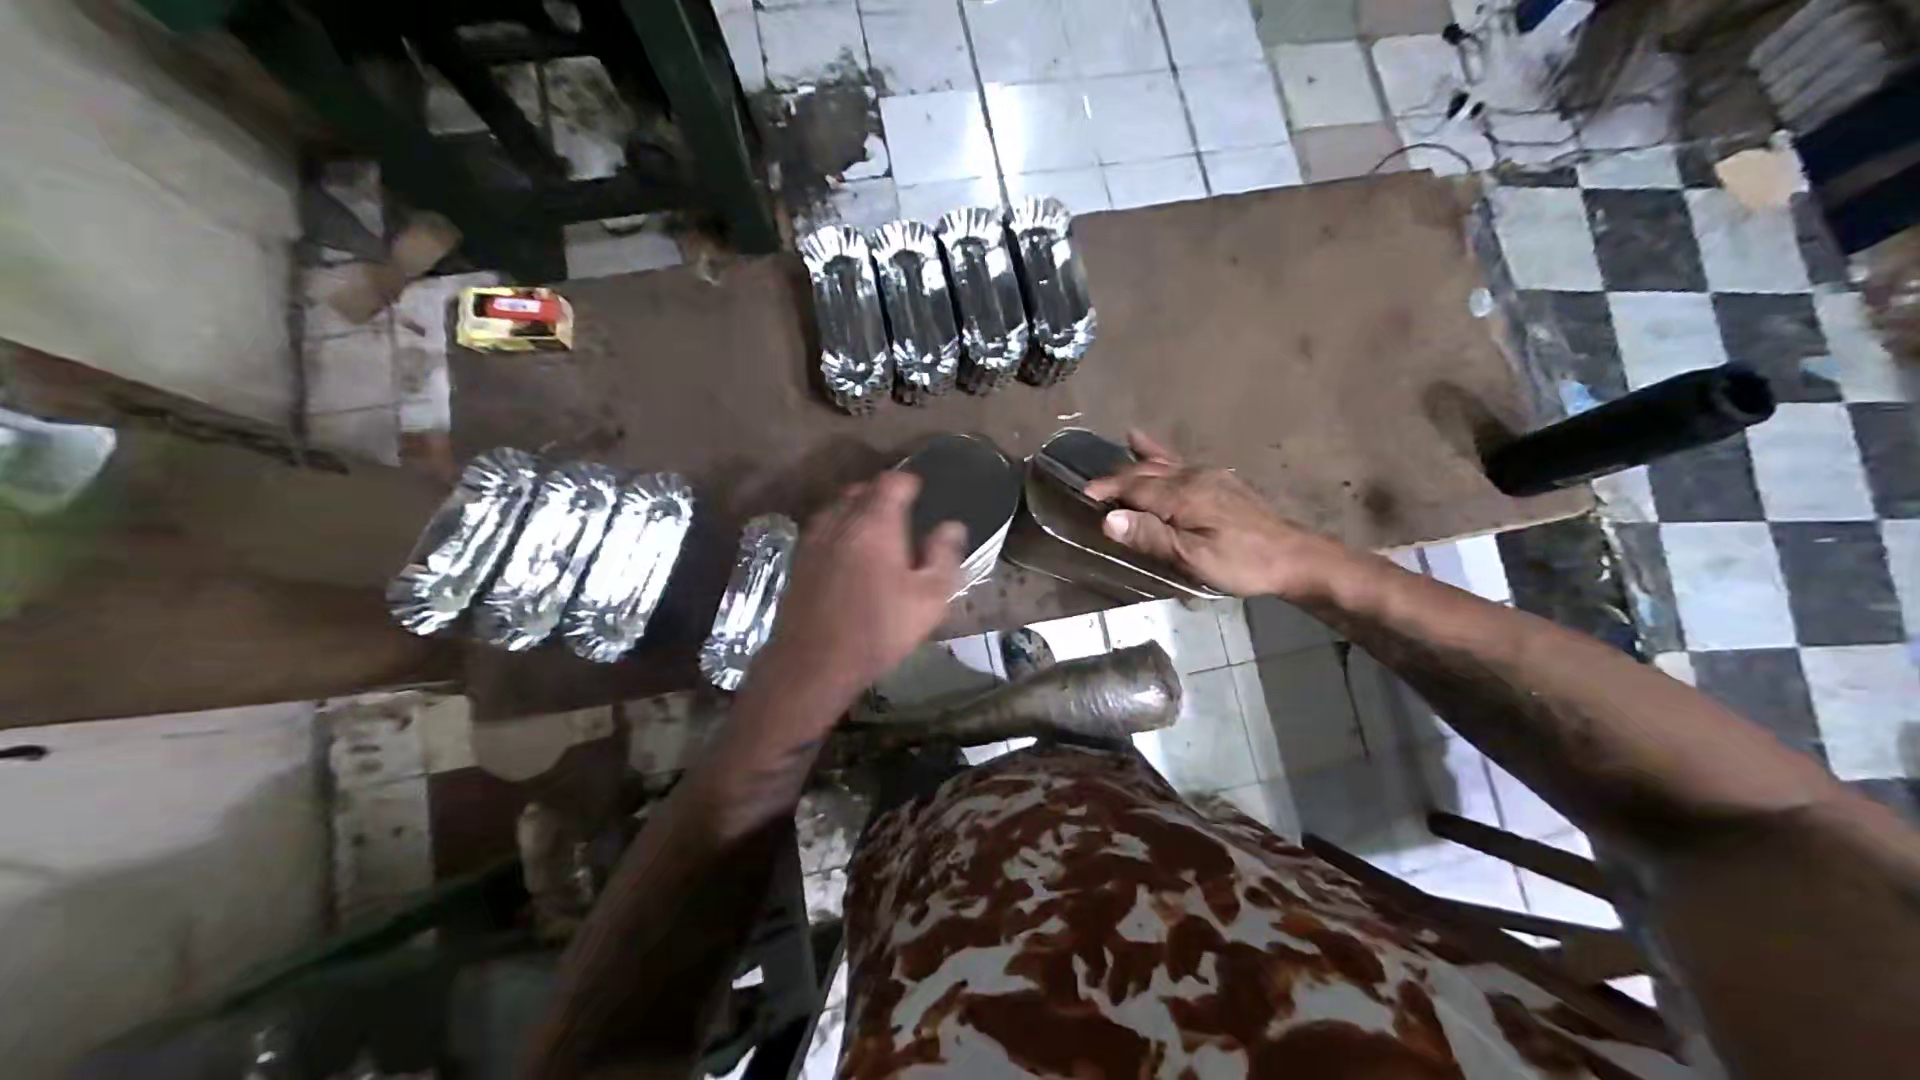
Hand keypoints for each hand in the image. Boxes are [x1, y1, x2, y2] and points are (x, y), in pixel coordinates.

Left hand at [752, 471, 965, 699]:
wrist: (814, 663)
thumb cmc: (879, 630)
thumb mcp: (929, 599)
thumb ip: (943, 556)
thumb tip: (952, 526)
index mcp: (876, 524)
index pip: (892, 483)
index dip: (909, 482)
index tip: (921, 492)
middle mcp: (841, 521)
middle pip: (861, 489)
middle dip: (882, 494)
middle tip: (902, 512)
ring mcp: (815, 539)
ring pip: (837, 507)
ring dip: (857, 509)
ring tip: (874, 529)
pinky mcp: (798, 560)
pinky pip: (821, 528)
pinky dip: (838, 528)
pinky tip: (847, 552)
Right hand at [1082, 431, 1357, 600]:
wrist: (1295, 557)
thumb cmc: (1242, 563)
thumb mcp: (1193, 557)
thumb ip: (1151, 536)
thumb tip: (1110, 518)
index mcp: (1183, 496)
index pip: (1135, 487)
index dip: (1109, 490)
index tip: (1085, 493)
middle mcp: (1194, 477)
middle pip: (1148, 471)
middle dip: (1120, 475)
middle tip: (1096, 484)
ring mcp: (1211, 477)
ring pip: (1166, 463)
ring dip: (1142, 459)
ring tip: (1126, 441)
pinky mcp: (1223, 483)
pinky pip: (1184, 464)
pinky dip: (1165, 456)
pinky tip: (1161, 453)